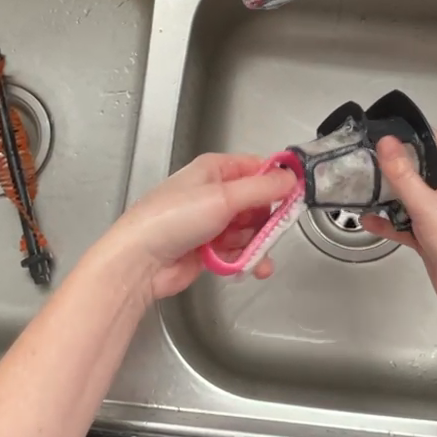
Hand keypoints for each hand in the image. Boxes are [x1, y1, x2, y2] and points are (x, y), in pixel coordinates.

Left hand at [89, 153, 298, 300]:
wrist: (140, 262)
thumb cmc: (173, 219)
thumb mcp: (223, 198)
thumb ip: (262, 189)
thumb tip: (292, 178)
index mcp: (213, 170)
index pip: (256, 168)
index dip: (276, 181)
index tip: (295, 195)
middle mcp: (213, 193)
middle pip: (256, 202)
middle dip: (268, 219)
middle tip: (275, 231)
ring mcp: (210, 222)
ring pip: (250, 230)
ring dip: (259, 244)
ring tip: (260, 256)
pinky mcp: (209, 250)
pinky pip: (239, 251)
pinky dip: (248, 259)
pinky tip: (255, 268)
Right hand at [361, 134, 436, 319]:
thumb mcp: (428, 205)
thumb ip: (403, 174)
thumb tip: (386, 141)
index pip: (431, 141)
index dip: (405, 133)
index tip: (376, 130)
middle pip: (416, 169)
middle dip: (390, 165)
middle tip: (359, 158)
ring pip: (408, 197)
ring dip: (386, 195)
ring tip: (358, 187)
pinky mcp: (431, 237)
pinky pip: (405, 223)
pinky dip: (388, 222)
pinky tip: (368, 220)